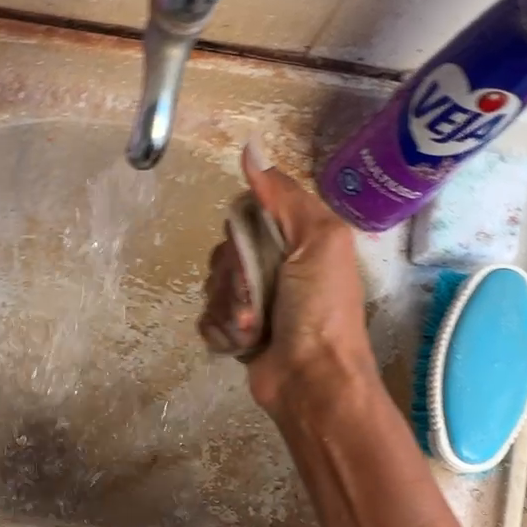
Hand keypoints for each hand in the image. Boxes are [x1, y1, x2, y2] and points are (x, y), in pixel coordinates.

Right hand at [199, 141, 379, 420]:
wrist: (310, 379)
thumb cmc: (321, 309)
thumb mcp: (317, 240)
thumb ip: (283, 196)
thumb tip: (249, 148)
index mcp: (296, 239)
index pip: (244, 218)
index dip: (241, 236)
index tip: (255, 254)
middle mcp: (273, 267)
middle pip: (223, 253)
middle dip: (233, 278)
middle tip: (257, 299)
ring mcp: (252, 303)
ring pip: (210, 288)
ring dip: (227, 310)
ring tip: (253, 328)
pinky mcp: (234, 334)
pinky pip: (204, 320)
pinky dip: (220, 332)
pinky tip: (242, 343)